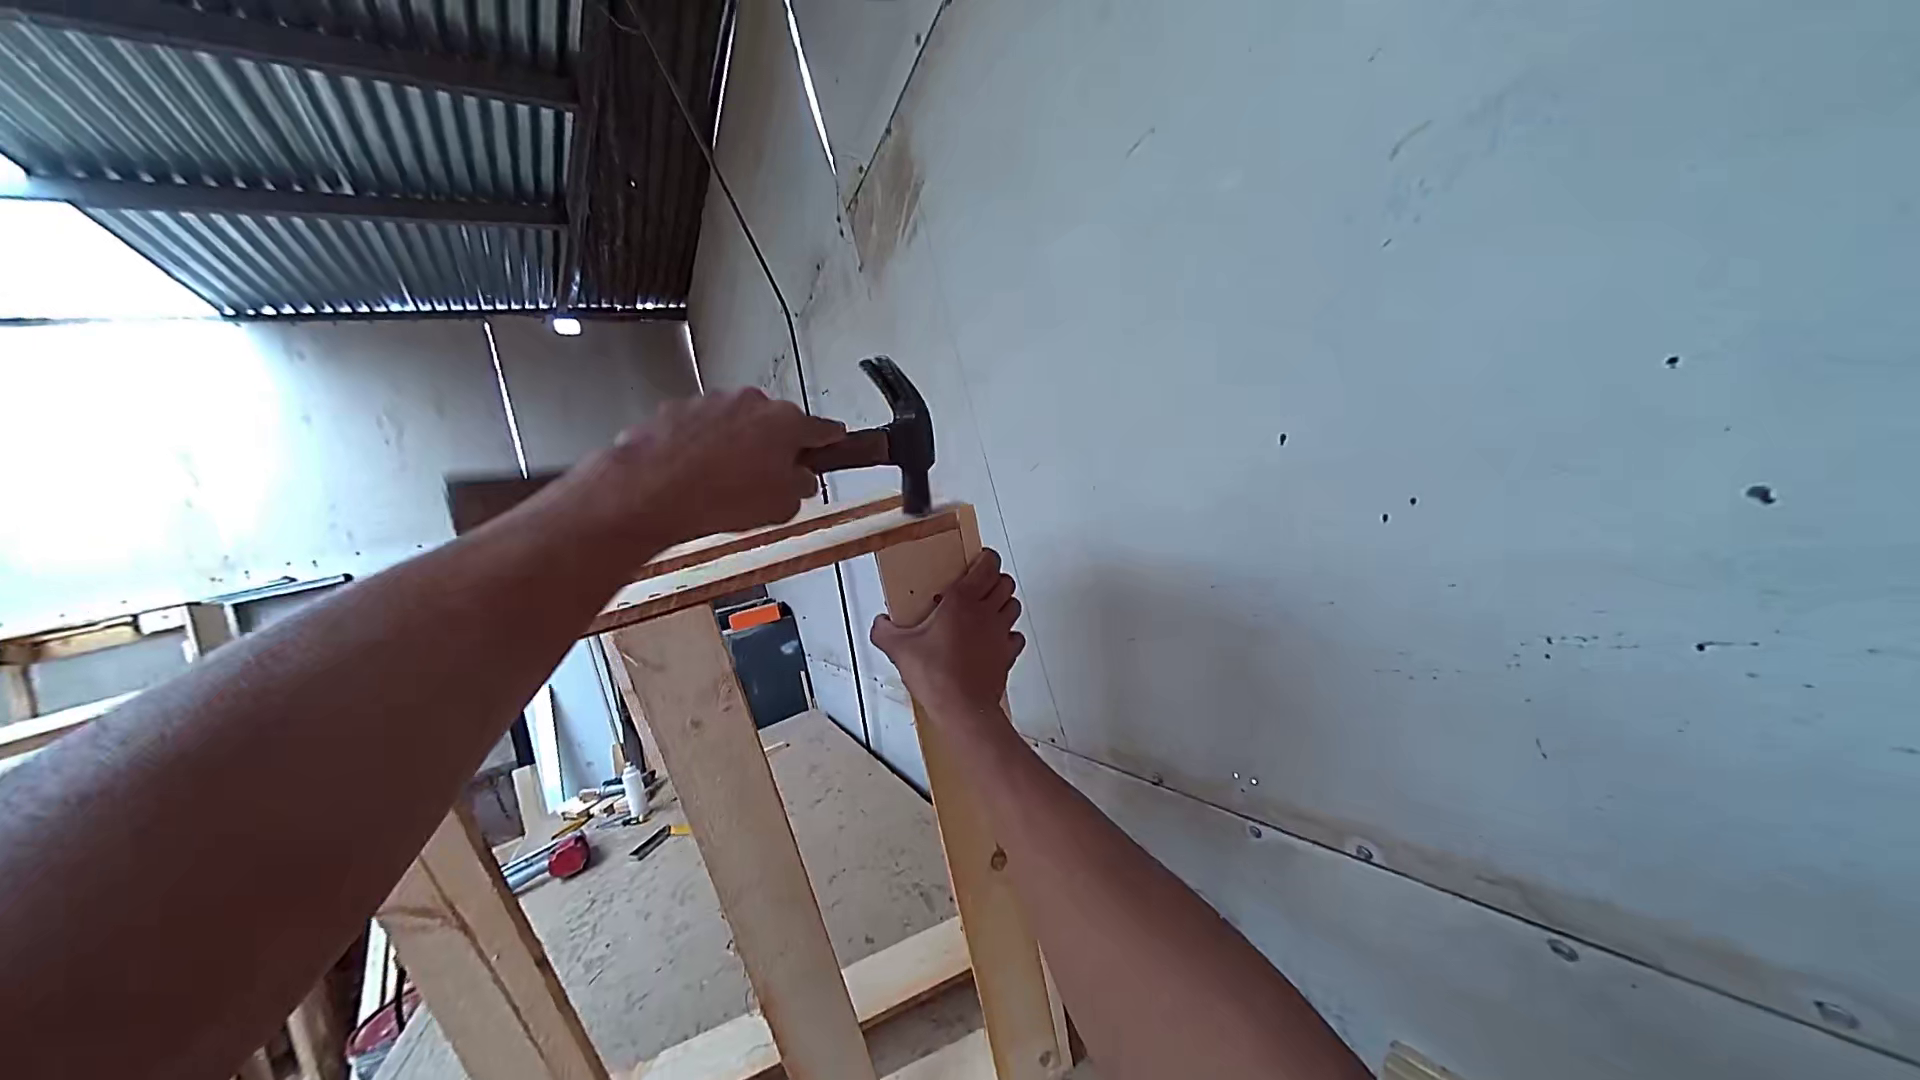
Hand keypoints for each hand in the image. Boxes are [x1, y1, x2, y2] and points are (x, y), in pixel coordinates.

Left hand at [562, 388, 846, 547]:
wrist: (649, 494)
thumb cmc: (716, 498)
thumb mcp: (782, 507)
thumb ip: (800, 487)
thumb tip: (799, 480)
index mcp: (786, 422)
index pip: (824, 428)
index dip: (832, 442)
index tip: (834, 445)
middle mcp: (750, 403)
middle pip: (777, 424)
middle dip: (776, 448)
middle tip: (770, 480)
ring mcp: (711, 403)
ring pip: (737, 424)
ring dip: (738, 446)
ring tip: (726, 484)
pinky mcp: (677, 410)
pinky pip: (702, 429)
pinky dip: (703, 446)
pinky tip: (696, 476)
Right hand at [871, 549, 1025, 717]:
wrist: (963, 707)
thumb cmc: (938, 676)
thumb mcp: (900, 649)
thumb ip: (885, 631)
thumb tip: (880, 624)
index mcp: (962, 601)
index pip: (988, 565)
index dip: (987, 558)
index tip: (978, 559)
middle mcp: (986, 613)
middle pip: (1005, 582)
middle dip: (995, 579)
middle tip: (980, 584)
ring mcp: (1000, 633)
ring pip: (1014, 605)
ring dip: (1004, 603)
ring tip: (986, 608)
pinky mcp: (1008, 654)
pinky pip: (1016, 636)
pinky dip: (1009, 634)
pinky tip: (994, 639)